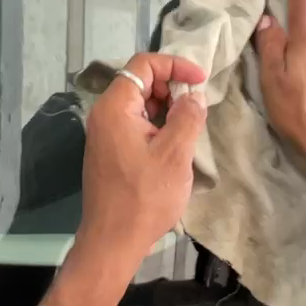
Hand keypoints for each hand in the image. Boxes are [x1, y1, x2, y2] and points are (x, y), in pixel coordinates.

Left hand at [72, 53, 209, 282]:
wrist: (113, 241)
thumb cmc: (144, 197)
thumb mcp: (175, 154)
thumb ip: (187, 117)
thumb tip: (194, 95)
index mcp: (115, 107)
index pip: (144, 65)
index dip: (175, 65)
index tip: (201, 80)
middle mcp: (104, 115)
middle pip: (139, 81)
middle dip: (171, 86)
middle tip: (195, 107)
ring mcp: (104, 134)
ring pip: (138, 104)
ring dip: (166, 107)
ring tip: (188, 127)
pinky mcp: (109, 151)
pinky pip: (134, 124)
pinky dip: (156, 124)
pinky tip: (173, 144)